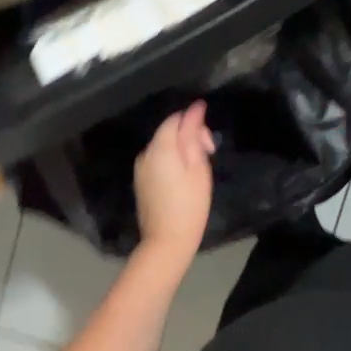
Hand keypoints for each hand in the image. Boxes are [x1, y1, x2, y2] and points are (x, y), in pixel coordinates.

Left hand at [134, 101, 215, 258]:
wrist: (166, 241)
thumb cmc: (190, 205)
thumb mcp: (198, 168)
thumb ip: (194, 136)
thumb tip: (195, 110)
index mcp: (160, 147)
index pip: (176, 119)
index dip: (195, 125)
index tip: (211, 146)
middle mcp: (145, 153)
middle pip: (168, 132)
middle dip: (189, 138)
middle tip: (208, 159)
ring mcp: (140, 168)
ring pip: (163, 148)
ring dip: (181, 151)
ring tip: (197, 173)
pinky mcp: (140, 182)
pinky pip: (157, 162)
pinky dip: (171, 163)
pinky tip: (183, 181)